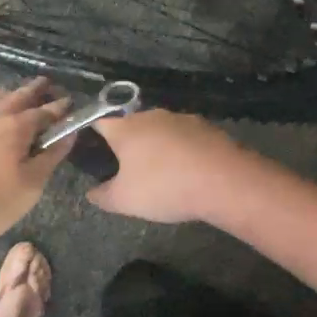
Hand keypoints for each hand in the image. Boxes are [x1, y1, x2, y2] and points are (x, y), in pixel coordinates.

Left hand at [0, 78, 73, 248]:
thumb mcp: (31, 185)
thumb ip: (51, 156)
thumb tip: (69, 133)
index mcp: (13, 128)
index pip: (42, 112)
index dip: (57, 108)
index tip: (68, 102)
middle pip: (14, 100)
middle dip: (31, 91)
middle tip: (44, 83)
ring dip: (5, 107)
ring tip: (15, 105)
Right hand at [86, 110, 274, 224]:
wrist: (225, 182)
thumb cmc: (164, 187)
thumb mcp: (124, 201)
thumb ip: (102, 196)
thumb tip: (91, 193)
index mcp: (124, 128)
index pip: (98, 121)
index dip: (92, 134)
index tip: (93, 150)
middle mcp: (150, 116)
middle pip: (131, 125)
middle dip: (128, 144)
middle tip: (128, 169)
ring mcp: (181, 119)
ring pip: (160, 130)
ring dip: (158, 147)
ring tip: (162, 173)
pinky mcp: (207, 128)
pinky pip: (186, 138)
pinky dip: (182, 151)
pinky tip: (189, 172)